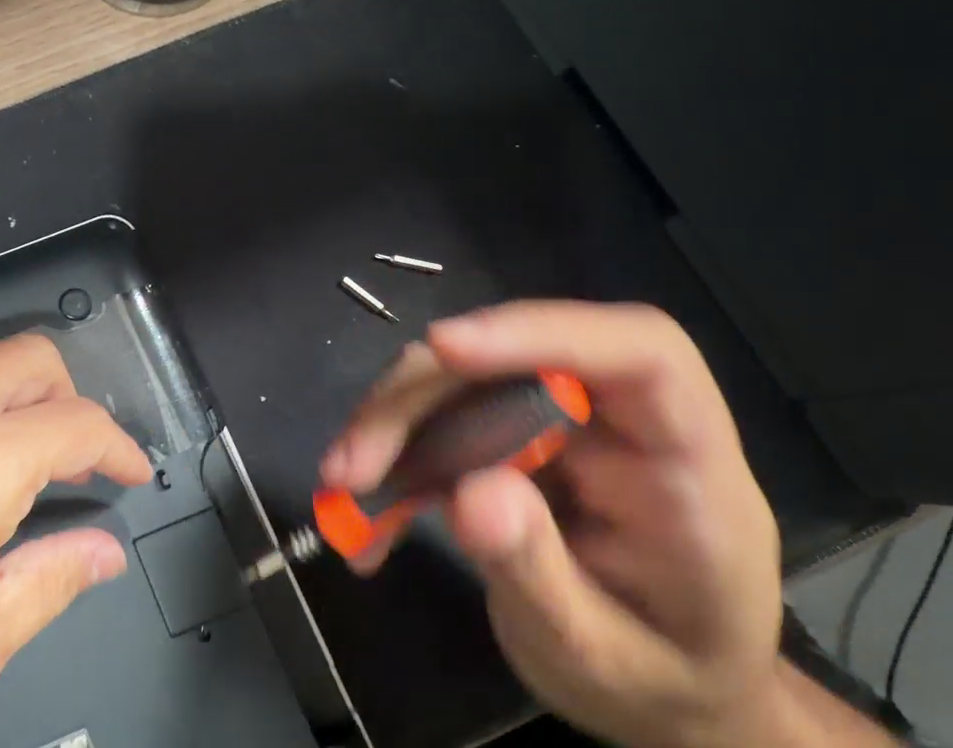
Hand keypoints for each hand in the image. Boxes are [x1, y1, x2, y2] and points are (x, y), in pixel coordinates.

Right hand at [321, 302, 789, 747]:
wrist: (662, 692)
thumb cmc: (659, 678)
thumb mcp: (601, 657)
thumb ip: (543, 576)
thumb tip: (472, 493)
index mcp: (685, 468)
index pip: (640, 356)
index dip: (541, 333)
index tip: (444, 346)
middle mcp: (615, 427)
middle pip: (509, 363)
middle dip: (415, 401)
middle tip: (349, 469)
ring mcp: (555, 430)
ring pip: (457, 384)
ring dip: (387, 428)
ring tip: (340, 492)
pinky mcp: (507, 443)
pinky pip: (435, 423)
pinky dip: (388, 459)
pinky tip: (361, 512)